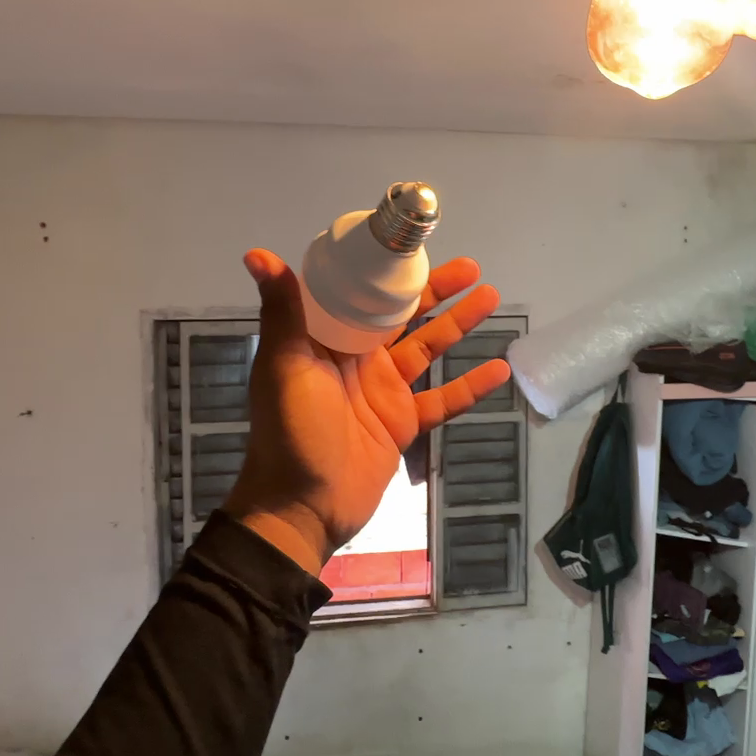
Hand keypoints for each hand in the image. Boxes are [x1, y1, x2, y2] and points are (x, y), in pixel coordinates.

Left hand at [222, 249, 511, 574]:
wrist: (301, 507)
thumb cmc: (290, 432)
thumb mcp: (284, 366)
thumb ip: (282, 311)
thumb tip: (255, 254)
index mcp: (328, 341)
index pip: (364, 295)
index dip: (391, 272)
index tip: (416, 248)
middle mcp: (359, 360)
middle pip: (405, 317)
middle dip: (437, 292)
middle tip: (471, 268)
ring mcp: (384, 392)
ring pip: (429, 349)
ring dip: (459, 325)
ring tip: (490, 298)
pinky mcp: (403, 423)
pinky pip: (443, 398)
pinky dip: (470, 386)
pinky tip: (499, 368)